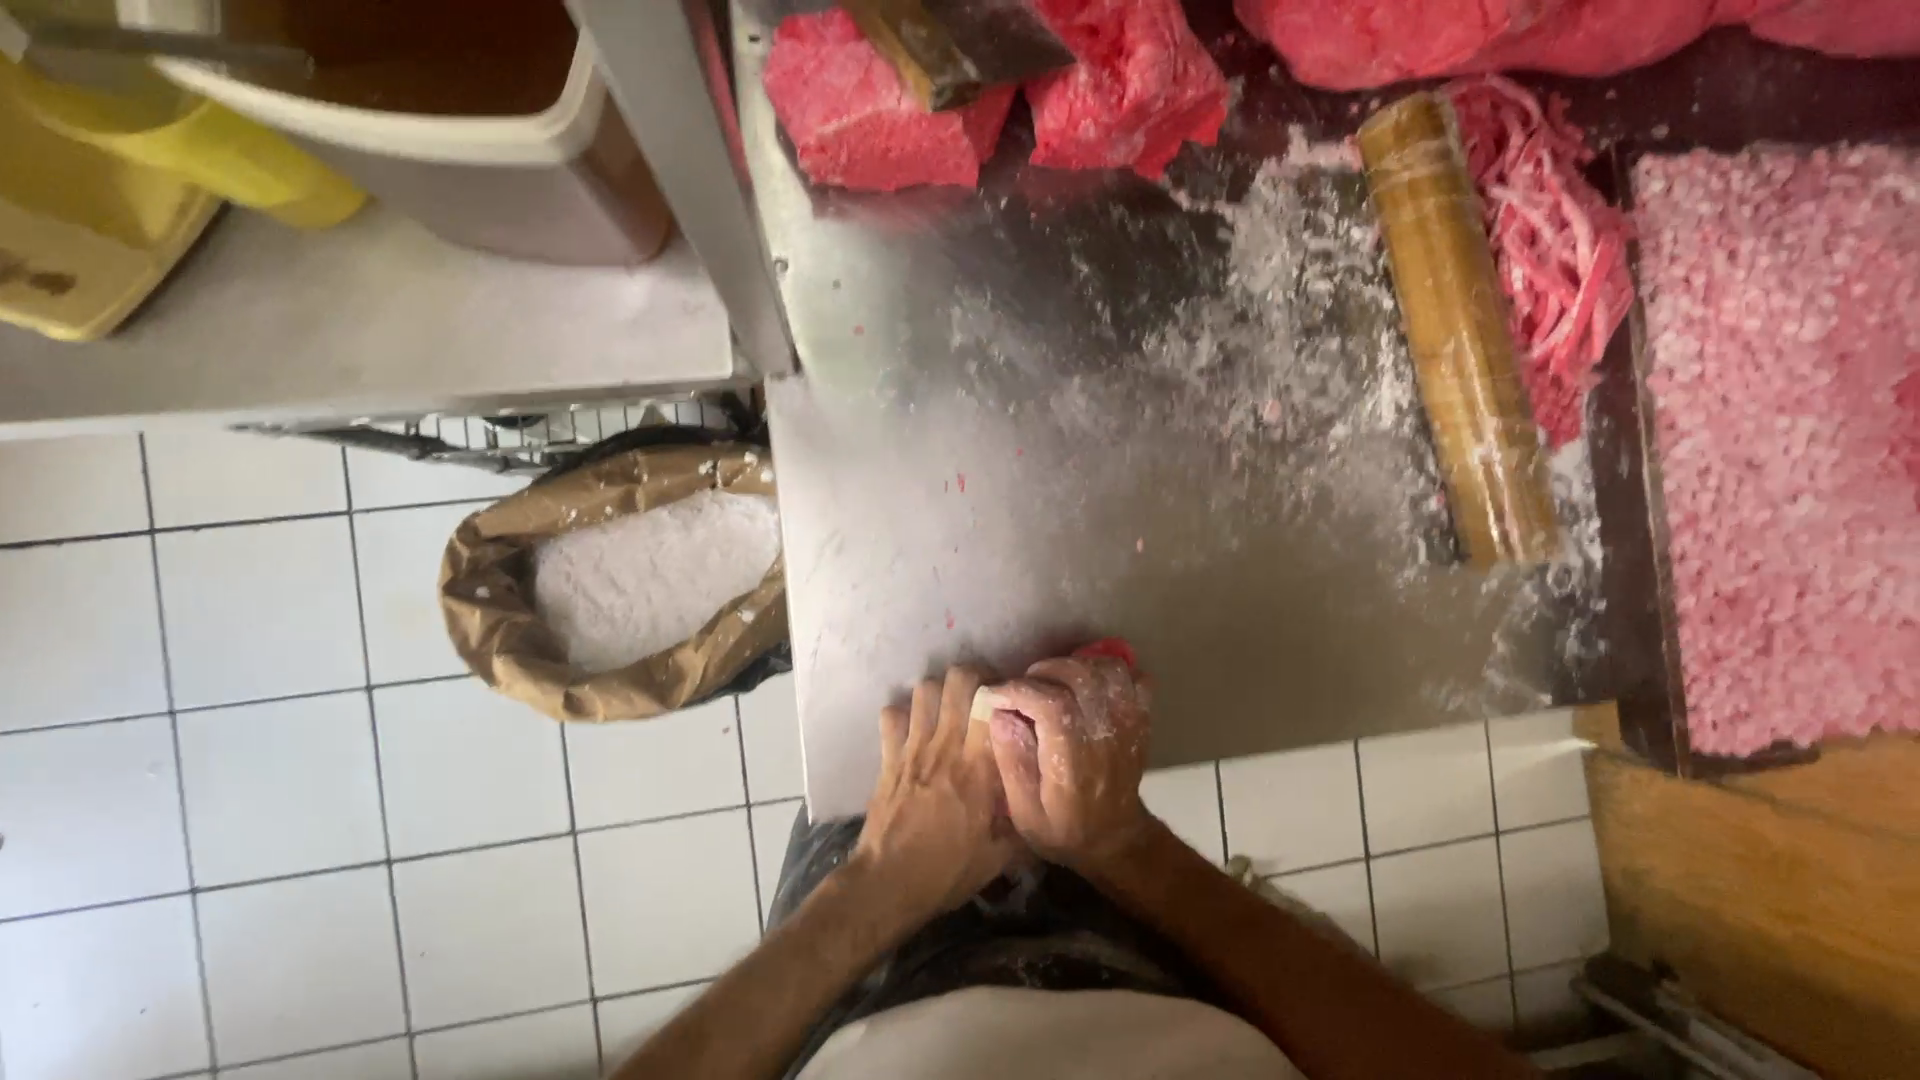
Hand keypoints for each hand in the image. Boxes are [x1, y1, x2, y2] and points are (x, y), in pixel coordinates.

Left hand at [850, 666, 1017, 922]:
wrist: (889, 883)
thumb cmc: (947, 872)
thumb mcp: (999, 857)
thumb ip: (1022, 827)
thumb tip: (1044, 811)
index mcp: (978, 768)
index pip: (994, 705)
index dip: (1006, 692)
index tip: (1014, 700)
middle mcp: (946, 746)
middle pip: (958, 681)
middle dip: (973, 677)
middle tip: (982, 693)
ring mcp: (913, 748)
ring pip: (924, 689)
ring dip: (939, 691)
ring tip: (949, 706)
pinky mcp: (888, 758)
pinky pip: (891, 715)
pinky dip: (902, 714)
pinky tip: (913, 728)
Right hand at [981, 656, 1153, 869]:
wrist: (1113, 839)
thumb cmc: (1062, 829)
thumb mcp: (1024, 813)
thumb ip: (1012, 763)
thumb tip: (1001, 715)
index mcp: (1073, 764)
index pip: (1053, 706)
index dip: (1019, 690)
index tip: (995, 695)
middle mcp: (1105, 738)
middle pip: (1081, 677)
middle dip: (1043, 671)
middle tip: (1023, 687)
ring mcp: (1129, 725)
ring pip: (1108, 670)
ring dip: (1075, 665)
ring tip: (1052, 682)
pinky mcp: (1141, 719)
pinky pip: (1134, 677)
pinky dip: (1108, 671)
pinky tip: (1085, 686)